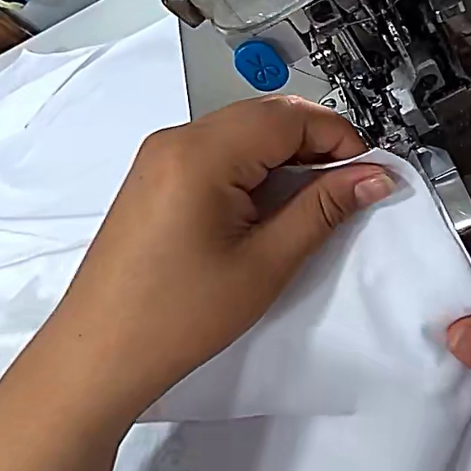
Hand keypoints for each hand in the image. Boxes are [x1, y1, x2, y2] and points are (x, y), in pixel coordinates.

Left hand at [49, 95, 395, 422]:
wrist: (98, 356)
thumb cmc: (175, 317)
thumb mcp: (266, 262)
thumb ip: (325, 209)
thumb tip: (373, 177)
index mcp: (201, 153)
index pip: (290, 115)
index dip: (338, 137)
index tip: (366, 171)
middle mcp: (177, 139)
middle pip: (268, 114)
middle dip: (316, 143)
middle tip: (345, 186)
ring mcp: (162, 154)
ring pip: (246, 129)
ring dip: (287, 154)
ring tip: (310, 200)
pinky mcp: (157, 172)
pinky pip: (221, 147)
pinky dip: (256, 164)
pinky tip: (268, 203)